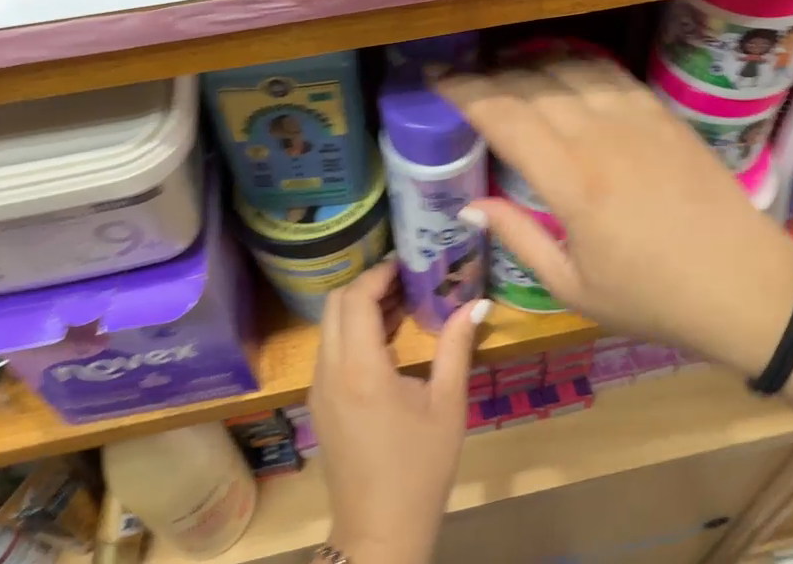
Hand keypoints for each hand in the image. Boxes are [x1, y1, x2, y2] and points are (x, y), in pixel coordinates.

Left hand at [312, 261, 489, 563]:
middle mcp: (329, 370)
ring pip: (329, 325)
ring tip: (403, 304)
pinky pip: (329, 349)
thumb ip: (456, 348)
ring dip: (359, 307)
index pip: (357, 298)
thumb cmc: (419, 469)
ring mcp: (318, 387)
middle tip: (407, 279)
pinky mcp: (319, 402)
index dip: (380, 273)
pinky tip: (387, 340)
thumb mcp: (447, 407)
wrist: (379, 530)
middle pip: (336, 304)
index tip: (409, 262)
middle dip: (368, 284)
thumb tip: (475, 303)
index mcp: (360, 369)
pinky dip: (352, 332)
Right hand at [435, 60, 792, 375]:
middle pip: (529, 84)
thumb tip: (470, 205)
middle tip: (460, 80)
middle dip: (487, 76)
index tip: (435, 82)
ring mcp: (636, 119)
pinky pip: (608, 72)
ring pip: (567, 69)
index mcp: (573, 183)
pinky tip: (559, 69)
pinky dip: (574, 63)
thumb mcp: (574, 289)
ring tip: (502, 71)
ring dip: (528, 64)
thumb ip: (519, 239)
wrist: (747, 287)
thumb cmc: (654, 299)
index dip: (463, 92)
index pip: (503, 116)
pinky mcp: (662, 113)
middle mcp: (600, 137)